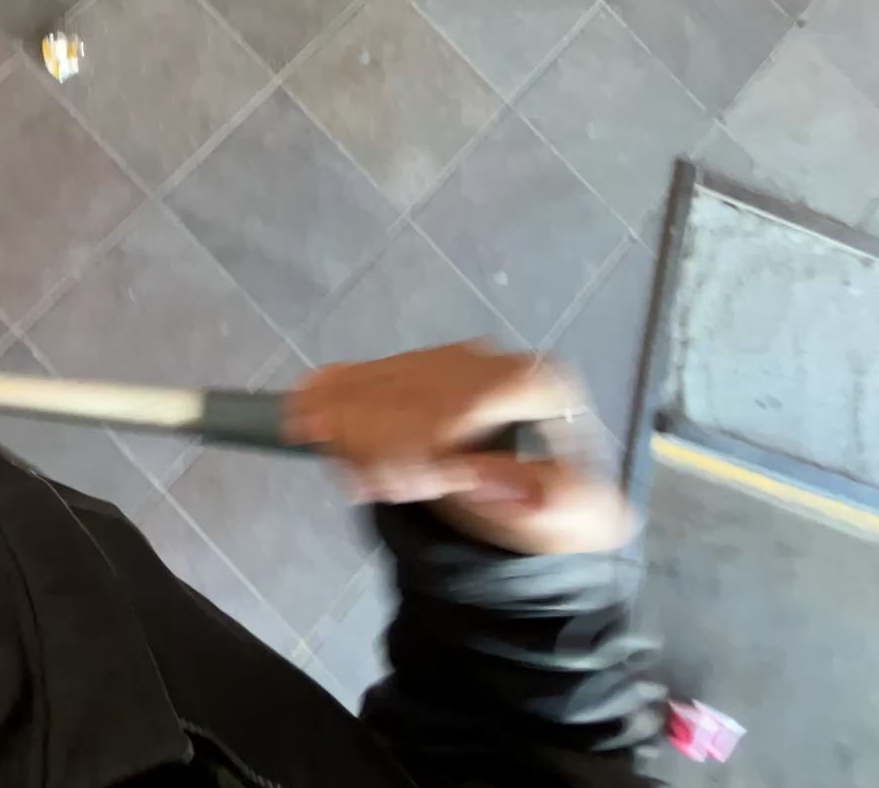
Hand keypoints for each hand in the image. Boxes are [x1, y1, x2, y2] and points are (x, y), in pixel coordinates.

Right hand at [288, 342, 633, 553]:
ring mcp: (450, 359)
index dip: (421, 433)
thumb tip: (507, 483)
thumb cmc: (554, 509)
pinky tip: (305, 395)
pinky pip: (372, 369)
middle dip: (365, 421)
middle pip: (417, 386)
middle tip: (323, 446)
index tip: (386, 475)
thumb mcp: (577, 519)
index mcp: (542, 386)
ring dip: (339, 402)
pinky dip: (335, 383)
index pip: (469, 399)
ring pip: (386, 376)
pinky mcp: (420, 364)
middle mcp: (494, 360)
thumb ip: (554, 501)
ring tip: (301, 426)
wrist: (531, 492)